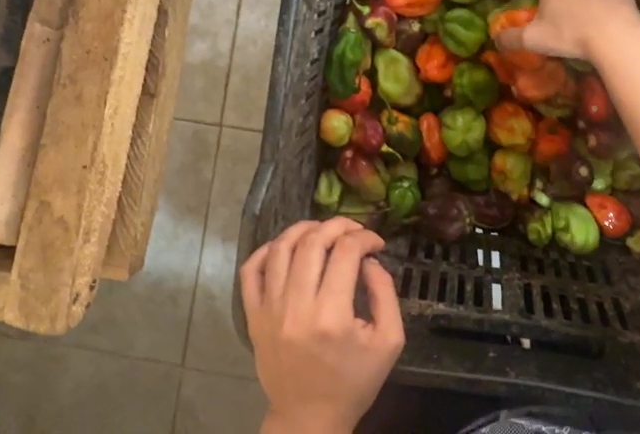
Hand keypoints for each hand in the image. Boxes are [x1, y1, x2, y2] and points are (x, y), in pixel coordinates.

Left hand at [241, 218, 402, 433]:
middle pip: (313, 242)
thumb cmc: (354, 382)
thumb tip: (369, 259)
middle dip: (338, 225)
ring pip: (280, 248)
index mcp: (333, 316)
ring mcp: (270, 311)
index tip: (376, 242)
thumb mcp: (389, 342)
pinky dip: (267, 249)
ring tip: (323, 231)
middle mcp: (297, 308)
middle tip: (353, 230)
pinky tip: (287, 247)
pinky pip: (251, 270)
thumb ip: (385, 293)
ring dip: (304, 229)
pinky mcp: (253, 317)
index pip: (346, 252)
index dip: (365, 237)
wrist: (309, 420)